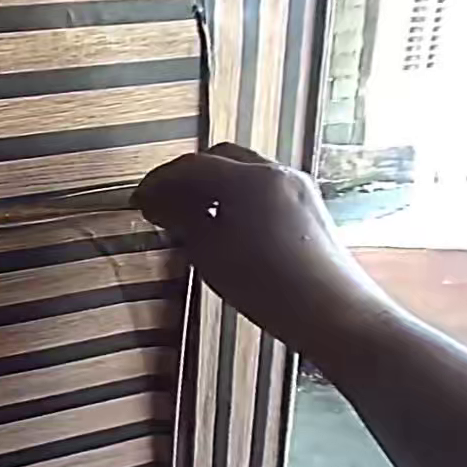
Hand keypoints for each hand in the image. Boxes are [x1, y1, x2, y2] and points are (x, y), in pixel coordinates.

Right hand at [132, 144, 399, 359]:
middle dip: (184, 175)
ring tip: (184, 212)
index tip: (137, 199)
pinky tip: (217, 221)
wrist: (329, 310)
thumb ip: (180, 218)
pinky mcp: (305, 204)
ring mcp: (295, 186)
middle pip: (218, 157)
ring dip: (208, 183)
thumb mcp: (206, 249)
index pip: (190, 165)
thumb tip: (159, 202)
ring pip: (240, 168)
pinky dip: (231, 193)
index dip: (157, 180)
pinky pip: (259, 184)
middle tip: (159, 200)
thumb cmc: (262, 282)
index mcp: (248, 180)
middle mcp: (275, 173)